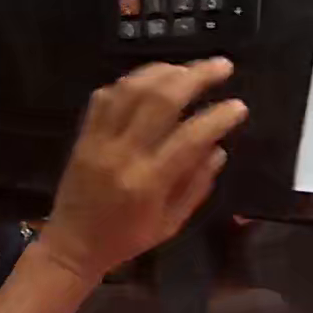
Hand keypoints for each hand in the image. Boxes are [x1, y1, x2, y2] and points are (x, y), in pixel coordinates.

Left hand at [38, 58, 247, 284]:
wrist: (72, 245)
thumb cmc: (126, 240)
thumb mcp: (170, 224)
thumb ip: (196, 186)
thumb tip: (218, 149)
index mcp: (149, 183)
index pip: (190, 137)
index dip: (219, 116)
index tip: (239, 106)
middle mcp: (123, 155)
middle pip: (161, 99)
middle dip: (196, 76)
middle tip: (221, 66)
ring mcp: (99, 141)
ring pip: (131, 89)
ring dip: (163, 71)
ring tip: (187, 69)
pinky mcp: (83, 136)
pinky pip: (104, 97)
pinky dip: (129, 83)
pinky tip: (148, 82)